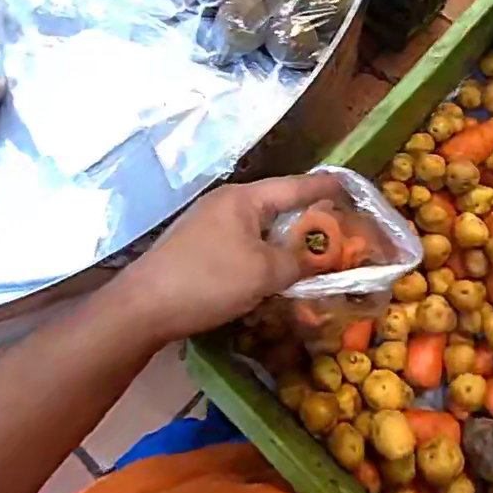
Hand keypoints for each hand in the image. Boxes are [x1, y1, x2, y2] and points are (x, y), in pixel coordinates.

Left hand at [110, 173, 342, 342]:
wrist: (143, 307)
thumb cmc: (208, 280)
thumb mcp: (264, 272)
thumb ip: (298, 261)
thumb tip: (316, 258)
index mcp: (243, 199)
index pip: (294, 186)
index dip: (324, 187)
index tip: (349, 185)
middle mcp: (226, 204)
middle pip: (277, 207)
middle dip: (306, 220)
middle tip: (336, 231)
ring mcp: (208, 225)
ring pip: (259, 229)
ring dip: (283, 243)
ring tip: (309, 256)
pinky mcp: (198, 247)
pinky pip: (242, 244)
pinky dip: (262, 255)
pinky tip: (270, 274)